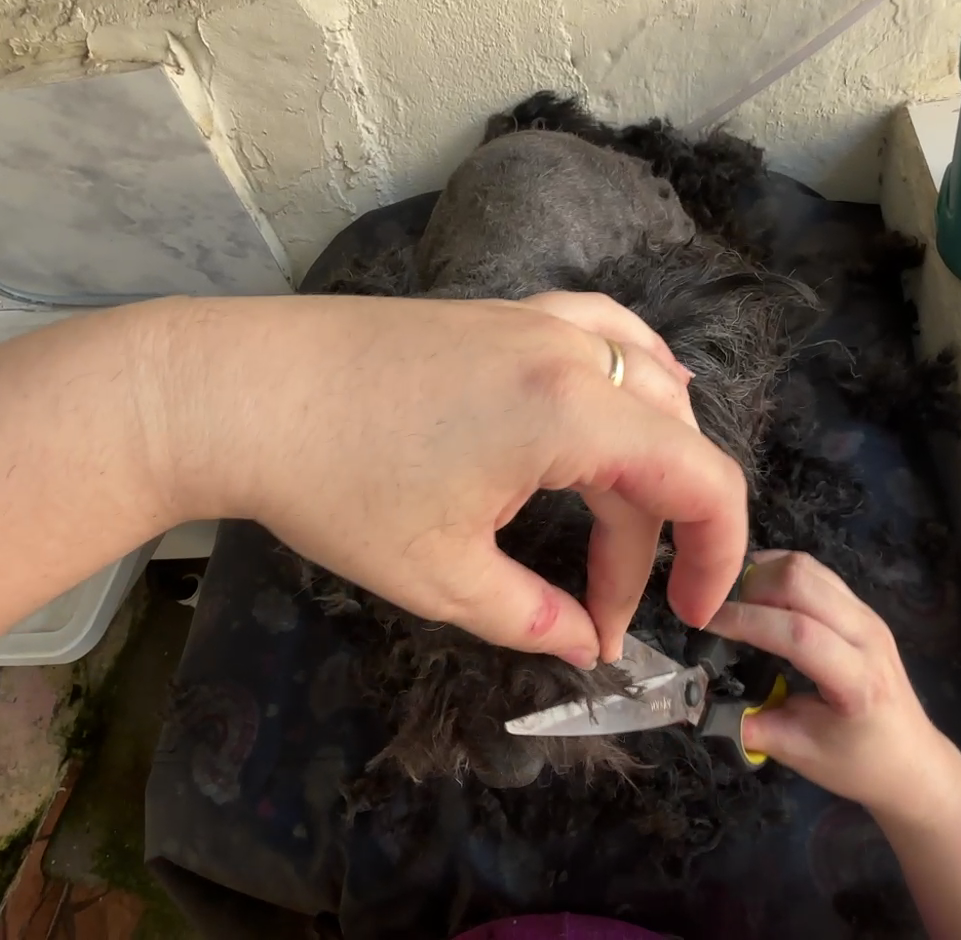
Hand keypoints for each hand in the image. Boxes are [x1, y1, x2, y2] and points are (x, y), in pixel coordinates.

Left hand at [164, 293, 745, 666]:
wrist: (241, 391)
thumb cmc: (337, 486)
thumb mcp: (440, 575)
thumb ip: (532, 618)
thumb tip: (584, 647)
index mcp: (572, 412)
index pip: (703, 479)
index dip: (719, 555)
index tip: (691, 616)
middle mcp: (571, 351)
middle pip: (665, 443)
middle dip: (650, 536)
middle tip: (597, 605)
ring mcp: (535, 319)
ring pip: (644, 382)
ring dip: (652, 458)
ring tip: (641, 514)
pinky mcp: (500, 313)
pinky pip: (601, 332)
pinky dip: (631, 370)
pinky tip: (622, 391)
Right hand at [704, 551, 960, 818]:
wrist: (913, 762)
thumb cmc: (857, 762)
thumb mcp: (798, 753)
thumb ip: (747, 725)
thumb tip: (696, 702)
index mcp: (857, 680)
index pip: (798, 633)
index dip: (746, 621)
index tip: (704, 622)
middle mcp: (867, 636)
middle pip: (801, 582)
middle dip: (749, 586)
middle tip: (715, 606)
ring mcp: (866, 614)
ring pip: (805, 567)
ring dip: (761, 573)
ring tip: (730, 596)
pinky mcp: (858, 605)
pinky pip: (812, 569)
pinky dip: (776, 570)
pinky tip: (754, 591)